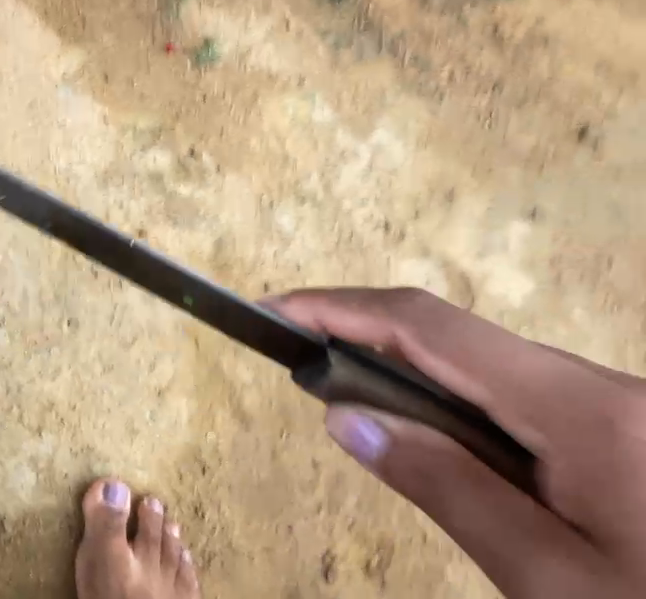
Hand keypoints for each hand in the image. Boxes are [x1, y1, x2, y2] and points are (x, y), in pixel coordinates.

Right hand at [269, 288, 645, 597]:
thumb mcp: (556, 582)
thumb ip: (444, 487)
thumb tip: (345, 417)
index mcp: (584, 408)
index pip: (425, 322)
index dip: (335, 305)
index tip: (268, 312)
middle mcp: (611, 389)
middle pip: (459, 339)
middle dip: (369, 343)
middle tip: (306, 377)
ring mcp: (633, 411)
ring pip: (497, 370)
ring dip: (419, 382)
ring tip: (372, 421)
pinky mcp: (642, 436)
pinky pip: (534, 400)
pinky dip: (469, 410)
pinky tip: (457, 454)